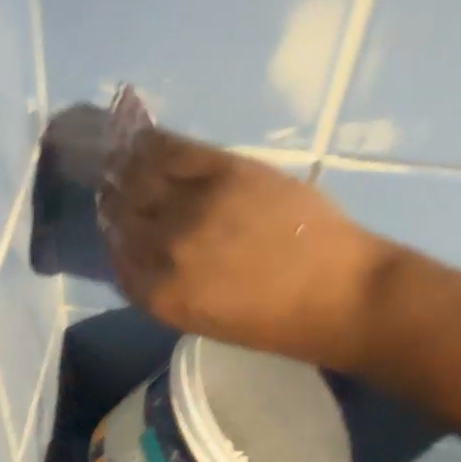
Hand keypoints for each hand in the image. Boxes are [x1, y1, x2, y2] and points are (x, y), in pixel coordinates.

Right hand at [100, 129, 395, 370]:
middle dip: (118, 204)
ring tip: (124, 161)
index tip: (121, 228)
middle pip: (122, 216)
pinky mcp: (222, 171)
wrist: (342, 295)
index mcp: (161, 297)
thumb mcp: (210, 319)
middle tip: (119, 191)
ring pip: (137, 178)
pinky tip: (142, 140)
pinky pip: (168, 149)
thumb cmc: (281, 321)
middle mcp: (165, 251)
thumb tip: (148, 251)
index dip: (118, 241)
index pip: (118, 260)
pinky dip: (149, 143)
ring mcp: (193, 208)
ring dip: (125, 169)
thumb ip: (171, 287)